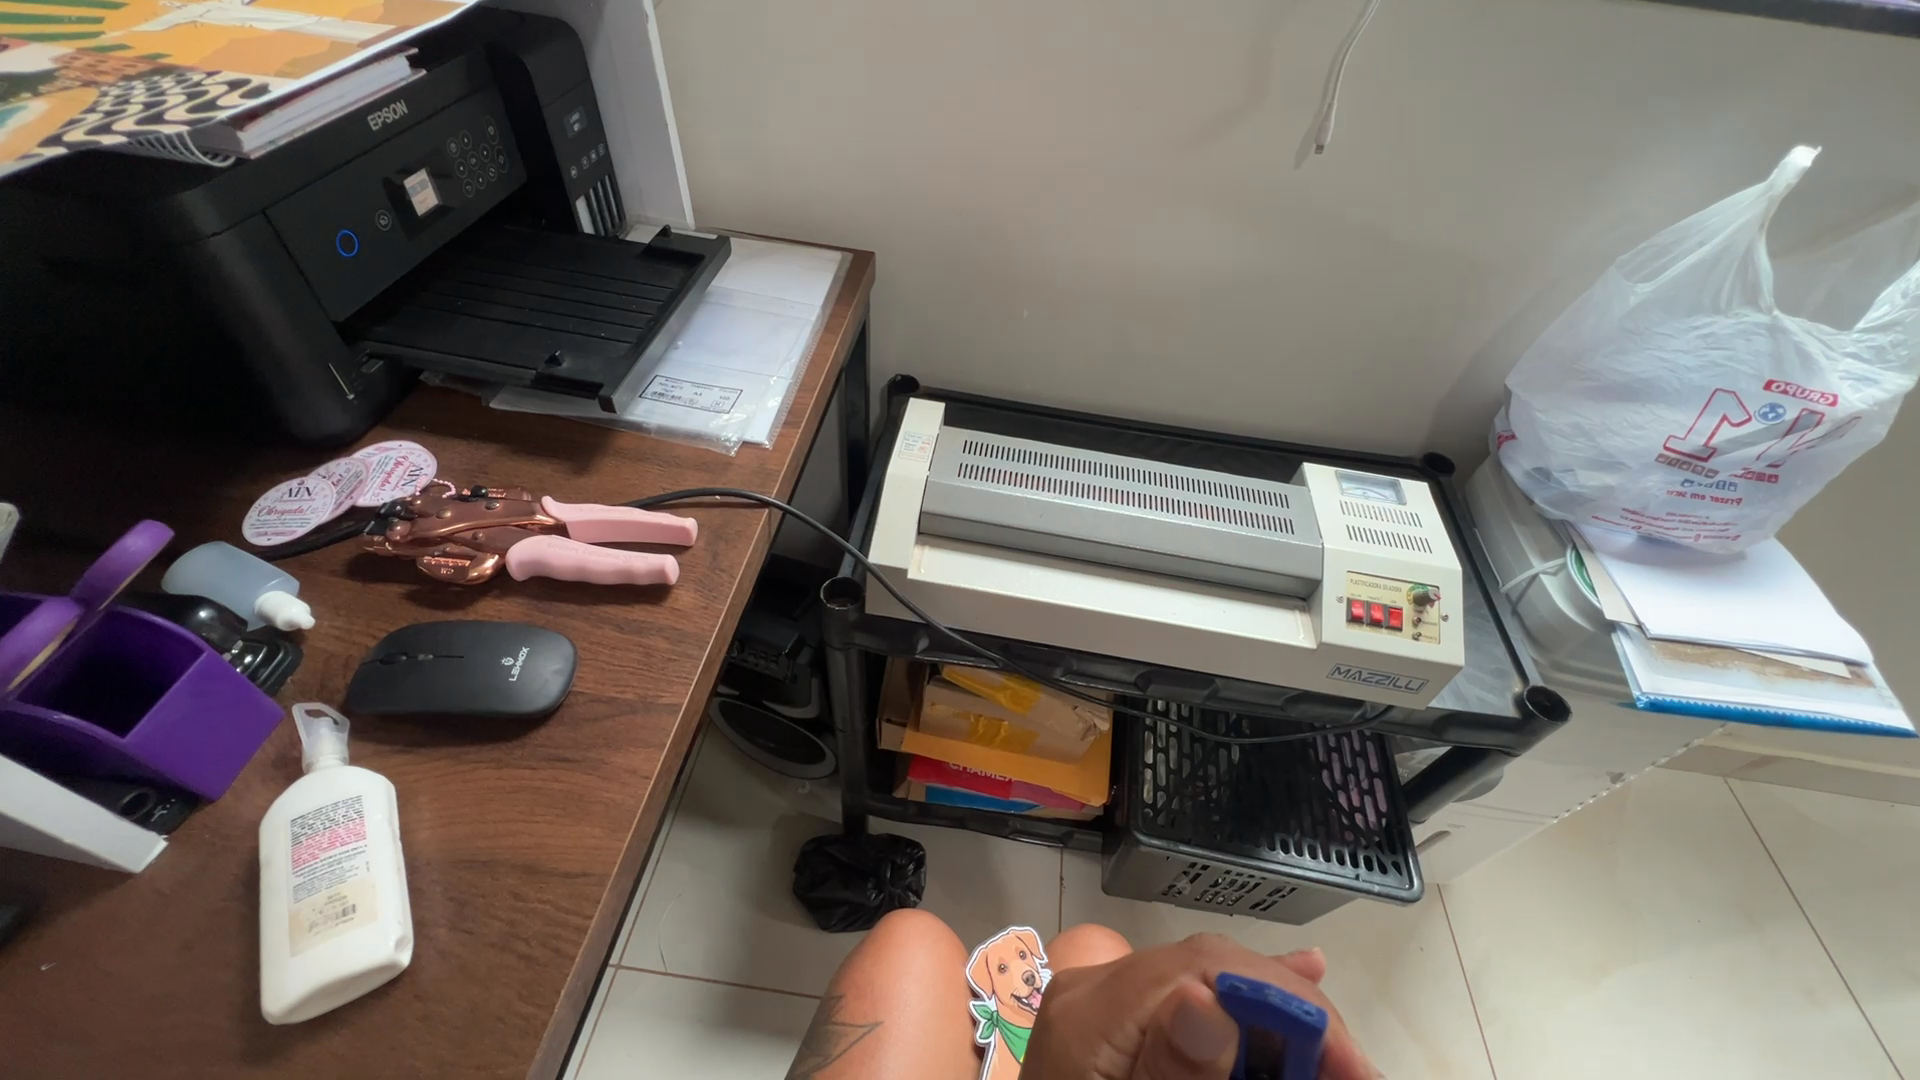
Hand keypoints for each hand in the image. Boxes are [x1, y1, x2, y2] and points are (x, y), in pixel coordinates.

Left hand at [1020, 934, 1378, 1079]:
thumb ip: (1167, 1070)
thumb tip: (1206, 997)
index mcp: (1088, 1009)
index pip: (1200, 967)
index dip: (1284, 1001)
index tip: (1353, 1067)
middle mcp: (1089, 984)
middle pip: (1205, 966)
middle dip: (1289, 1011)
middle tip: (1353, 1072)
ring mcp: (1094, 996)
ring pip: (1200, 976)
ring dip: (1272, 1008)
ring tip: (1338, 1049)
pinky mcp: (1104, 1017)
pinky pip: (1177, 990)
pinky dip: (1235, 998)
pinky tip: (1291, 979)